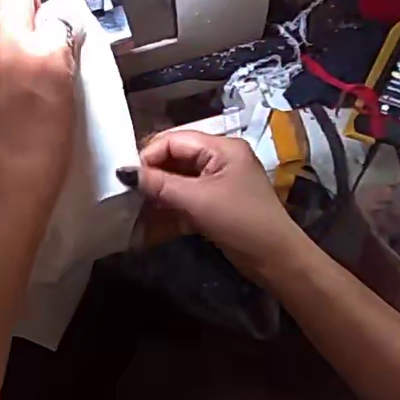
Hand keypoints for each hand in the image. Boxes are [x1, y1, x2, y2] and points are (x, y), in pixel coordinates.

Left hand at [0, 0, 79, 223]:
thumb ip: (62, 57)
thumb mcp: (69, 94)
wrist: (9, 175)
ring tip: (0, 30)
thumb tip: (57, 36)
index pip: (59, 16)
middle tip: (28, 22)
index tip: (58, 39)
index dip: (59, 27)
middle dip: (23, 0)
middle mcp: (9, 43)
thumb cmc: (50, 145)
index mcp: (47, 53)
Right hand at [135, 131, 306, 282]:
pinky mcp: (215, 201)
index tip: (127, 176)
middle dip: (151, 173)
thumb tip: (124, 172)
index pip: (174, 140)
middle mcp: (220, 158)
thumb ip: (159, 184)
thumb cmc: (240, 222)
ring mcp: (218, 180)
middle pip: (174, 156)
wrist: (276, 260)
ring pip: (177, 177)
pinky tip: (150, 216)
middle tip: (128, 191)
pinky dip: (168, 203)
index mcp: (222, 147)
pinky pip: (184, 194)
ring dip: (157, 190)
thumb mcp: (197, 200)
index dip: (148, 155)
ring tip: (135, 204)